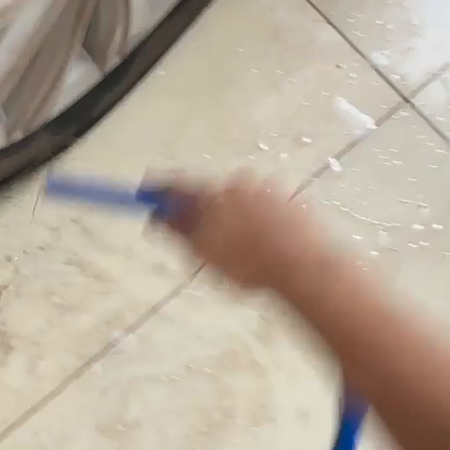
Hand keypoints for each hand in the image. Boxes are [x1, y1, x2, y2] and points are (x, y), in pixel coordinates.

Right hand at [158, 175, 335, 291]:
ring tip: (237, 254)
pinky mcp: (292, 201)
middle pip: (210, 193)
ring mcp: (270, 189)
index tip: (144, 194)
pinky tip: (260, 249)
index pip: (177, 185)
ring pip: (239, 202)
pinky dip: (257, 224)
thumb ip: (178, 230)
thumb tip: (157, 216)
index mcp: (215, 193)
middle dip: (201, 212)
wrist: (305, 267)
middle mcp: (241, 182)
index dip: (158, 190)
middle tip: (198, 241)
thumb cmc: (250, 263)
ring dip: (231, 221)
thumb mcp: (204, 252)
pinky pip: (265, 210)